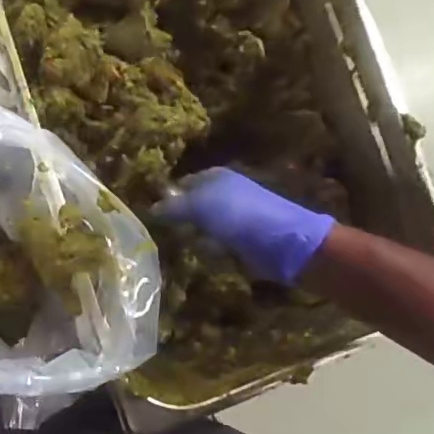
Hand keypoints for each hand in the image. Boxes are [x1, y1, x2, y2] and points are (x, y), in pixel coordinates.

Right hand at [154, 168, 336, 283]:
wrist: (283, 241)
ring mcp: (233, 217)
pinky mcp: (241, 239)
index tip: (151, 217)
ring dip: (195, 239)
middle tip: (167, 235)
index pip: (182, 184)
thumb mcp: (200, 206)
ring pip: (201, 228)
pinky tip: (210, 256)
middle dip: (180, 222)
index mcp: (214, 177)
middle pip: (190, 208)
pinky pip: (216, 244)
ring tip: (188, 248)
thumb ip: (173, 207)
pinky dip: (211, 251)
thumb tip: (150, 209)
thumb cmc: (239, 215)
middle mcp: (223, 194)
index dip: (167, 198)